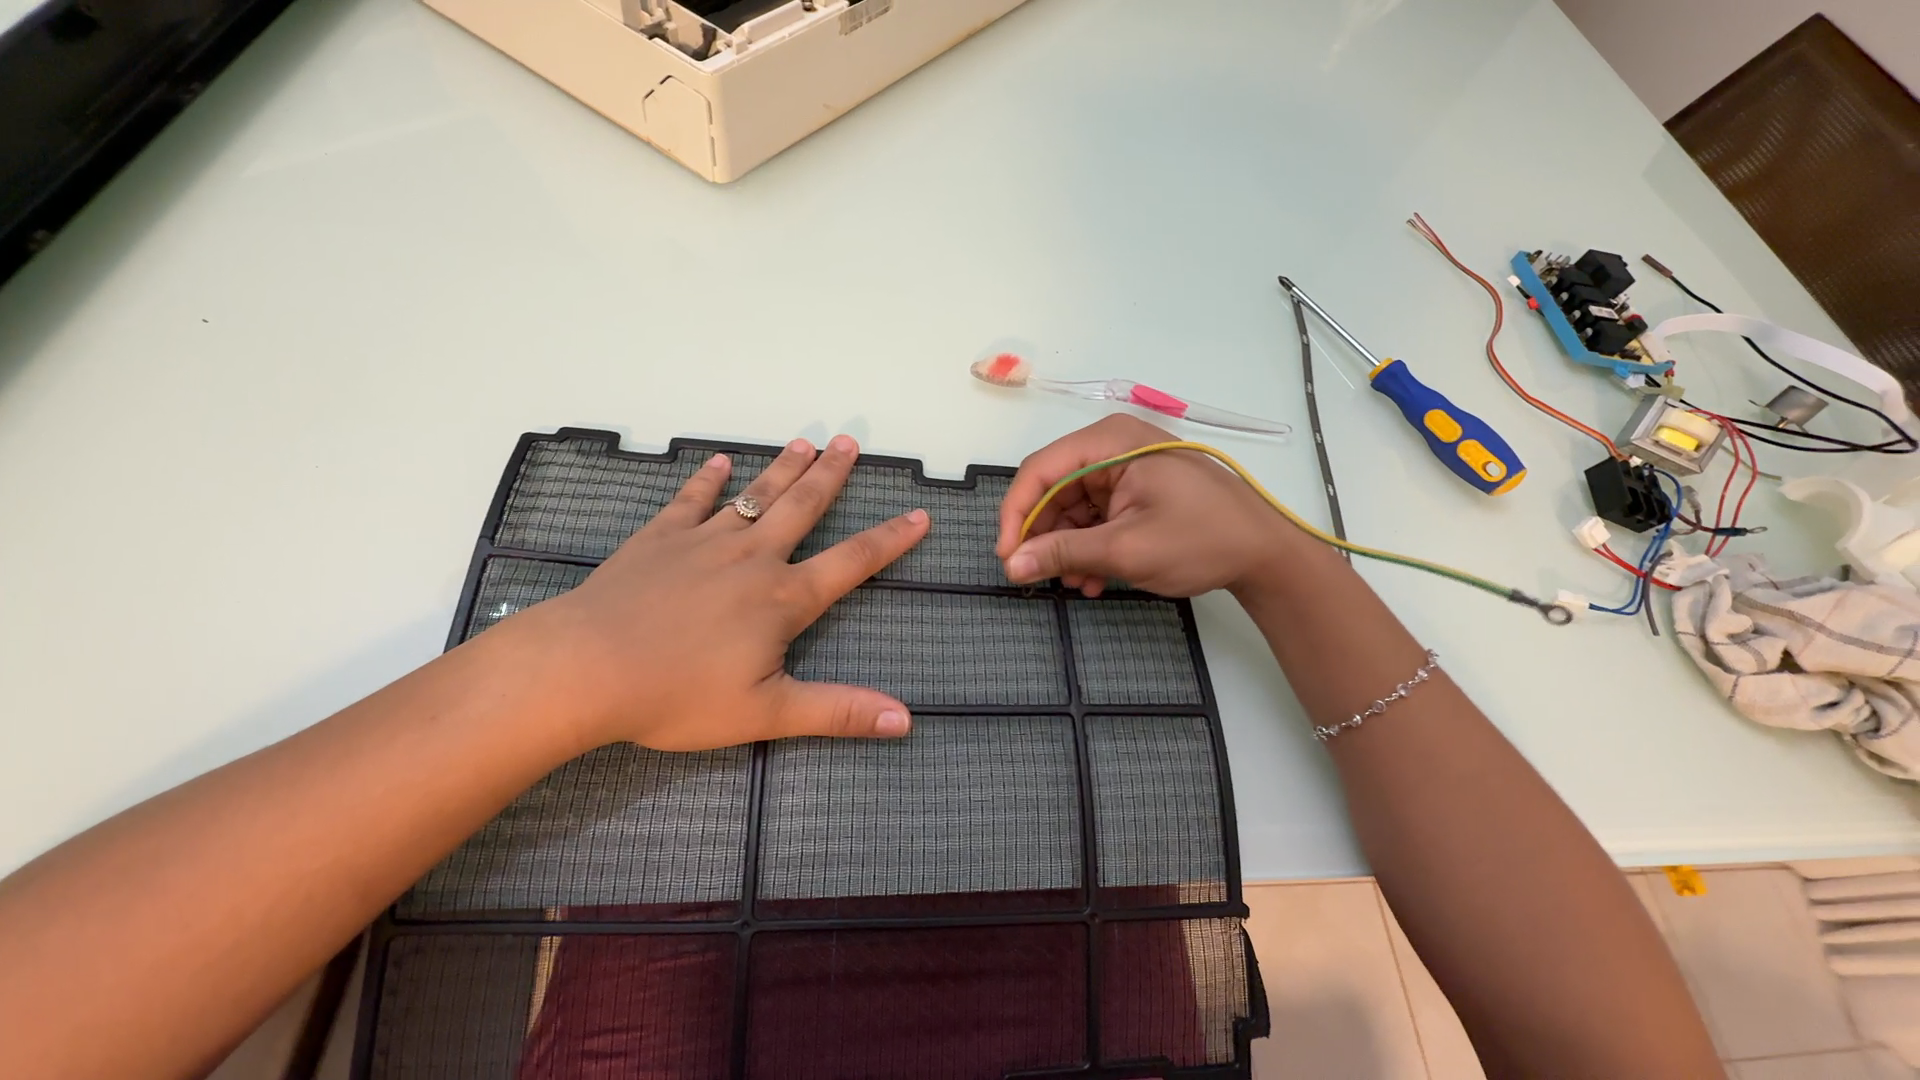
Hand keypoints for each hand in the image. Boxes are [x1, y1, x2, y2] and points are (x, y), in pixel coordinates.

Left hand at [515, 435, 929, 751]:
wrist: (585, 668)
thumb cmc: (677, 695)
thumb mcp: (766, 713)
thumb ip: (837, 711)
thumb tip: (905, 720)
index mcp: (783, 598)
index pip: (852, 562)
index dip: (890, 539)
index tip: (919, 513)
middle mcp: (752, 558)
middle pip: (802, 508)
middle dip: (831, 476)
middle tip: (849, 442)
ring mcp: (703, 542)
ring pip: (753, 496)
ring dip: (782, 469)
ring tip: (805, 442)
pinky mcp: (659, 539)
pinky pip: (690, 501)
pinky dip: (706, 481)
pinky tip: (716, 464)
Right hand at [995, 416, 1306, 597]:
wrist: (1268, 555)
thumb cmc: (1202, 540)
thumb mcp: (1126, 549)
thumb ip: (1063, 553)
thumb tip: (1011, 566)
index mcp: (1111, 442)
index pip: (1040, 470)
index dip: (1016, 514)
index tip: (1007, 556)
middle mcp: (1114, 447)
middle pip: (1054, 489)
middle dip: (1045, 535)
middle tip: (1038, 576)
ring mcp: (1127, 470)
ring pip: (1073, 507)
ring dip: (1067, 547)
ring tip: (1075, 583)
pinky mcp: (1138, 492)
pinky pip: (1096, 517)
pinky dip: (1090, 547)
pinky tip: (1094, 579)